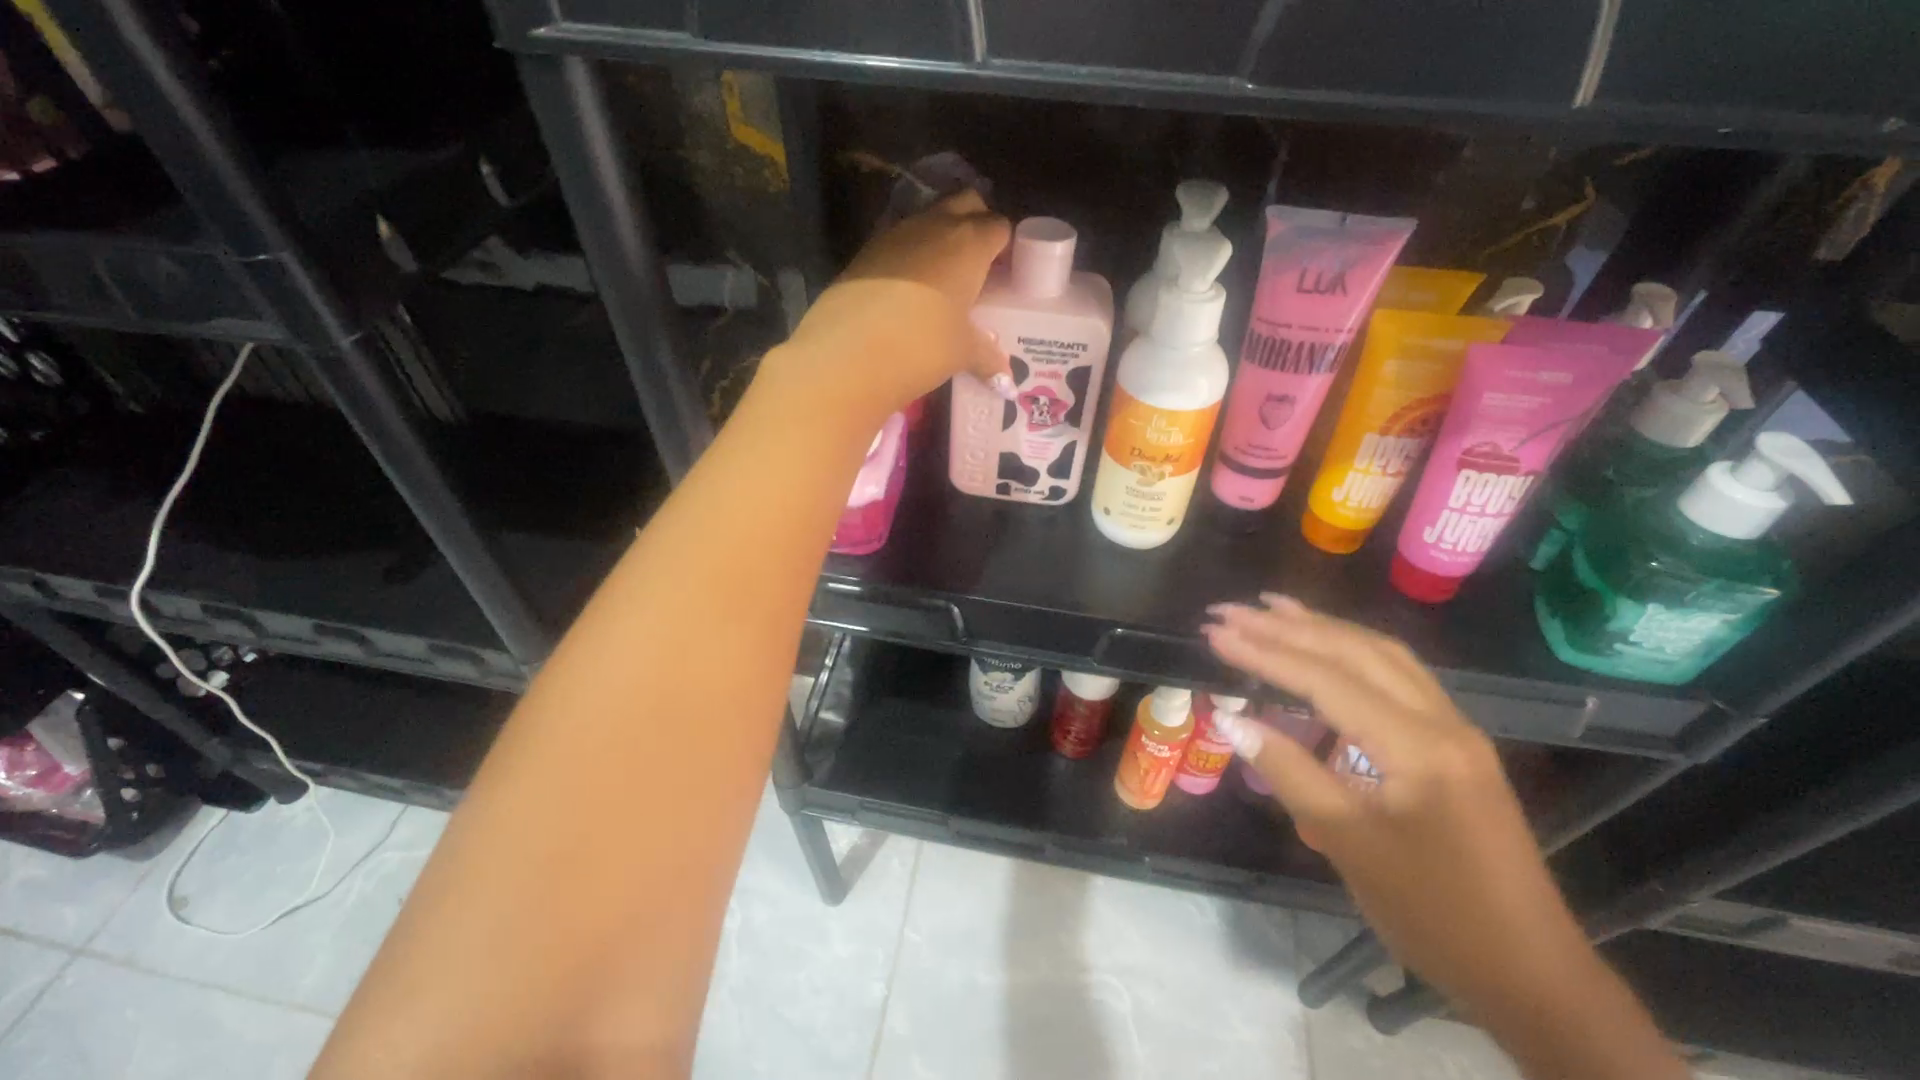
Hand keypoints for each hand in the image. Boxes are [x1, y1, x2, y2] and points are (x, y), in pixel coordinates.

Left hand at [775, 191, 1012, 419]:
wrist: (847, 351)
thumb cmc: (922, 345)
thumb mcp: (961, 352)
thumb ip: (987, 357)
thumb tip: (1006, 379)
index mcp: (969, 243)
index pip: (998, 225)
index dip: (1004, 246)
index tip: (1003, 271)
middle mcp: (934, 226)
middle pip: (965, 203)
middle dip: (975, 222)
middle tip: (977, 263)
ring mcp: (895, 234)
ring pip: (928, 219)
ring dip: (939, 238)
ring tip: (941, 279)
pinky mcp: (865, 251)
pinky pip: (898, 241)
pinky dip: (909, 256)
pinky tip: (907, 290)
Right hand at [1201, 595, 1593, 1016]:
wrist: (1529, 970)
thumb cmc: (1433, 913)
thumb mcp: (1351, 846)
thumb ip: (1291, 773)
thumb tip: (1233, 720)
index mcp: (1419, 746)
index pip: (1328, 680)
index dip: (1266, 653)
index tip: (1213, 631)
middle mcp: (1443, 722)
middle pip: (1358, 653)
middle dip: (1291, 626)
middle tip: (1231, 609)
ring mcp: (1456, 732)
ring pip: (1385, 658)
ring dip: (1326, 630)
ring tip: (1274, 610)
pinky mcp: (1457, 748)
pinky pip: (1400, 682)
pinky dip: (1354, 657)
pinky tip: (1328, 655)